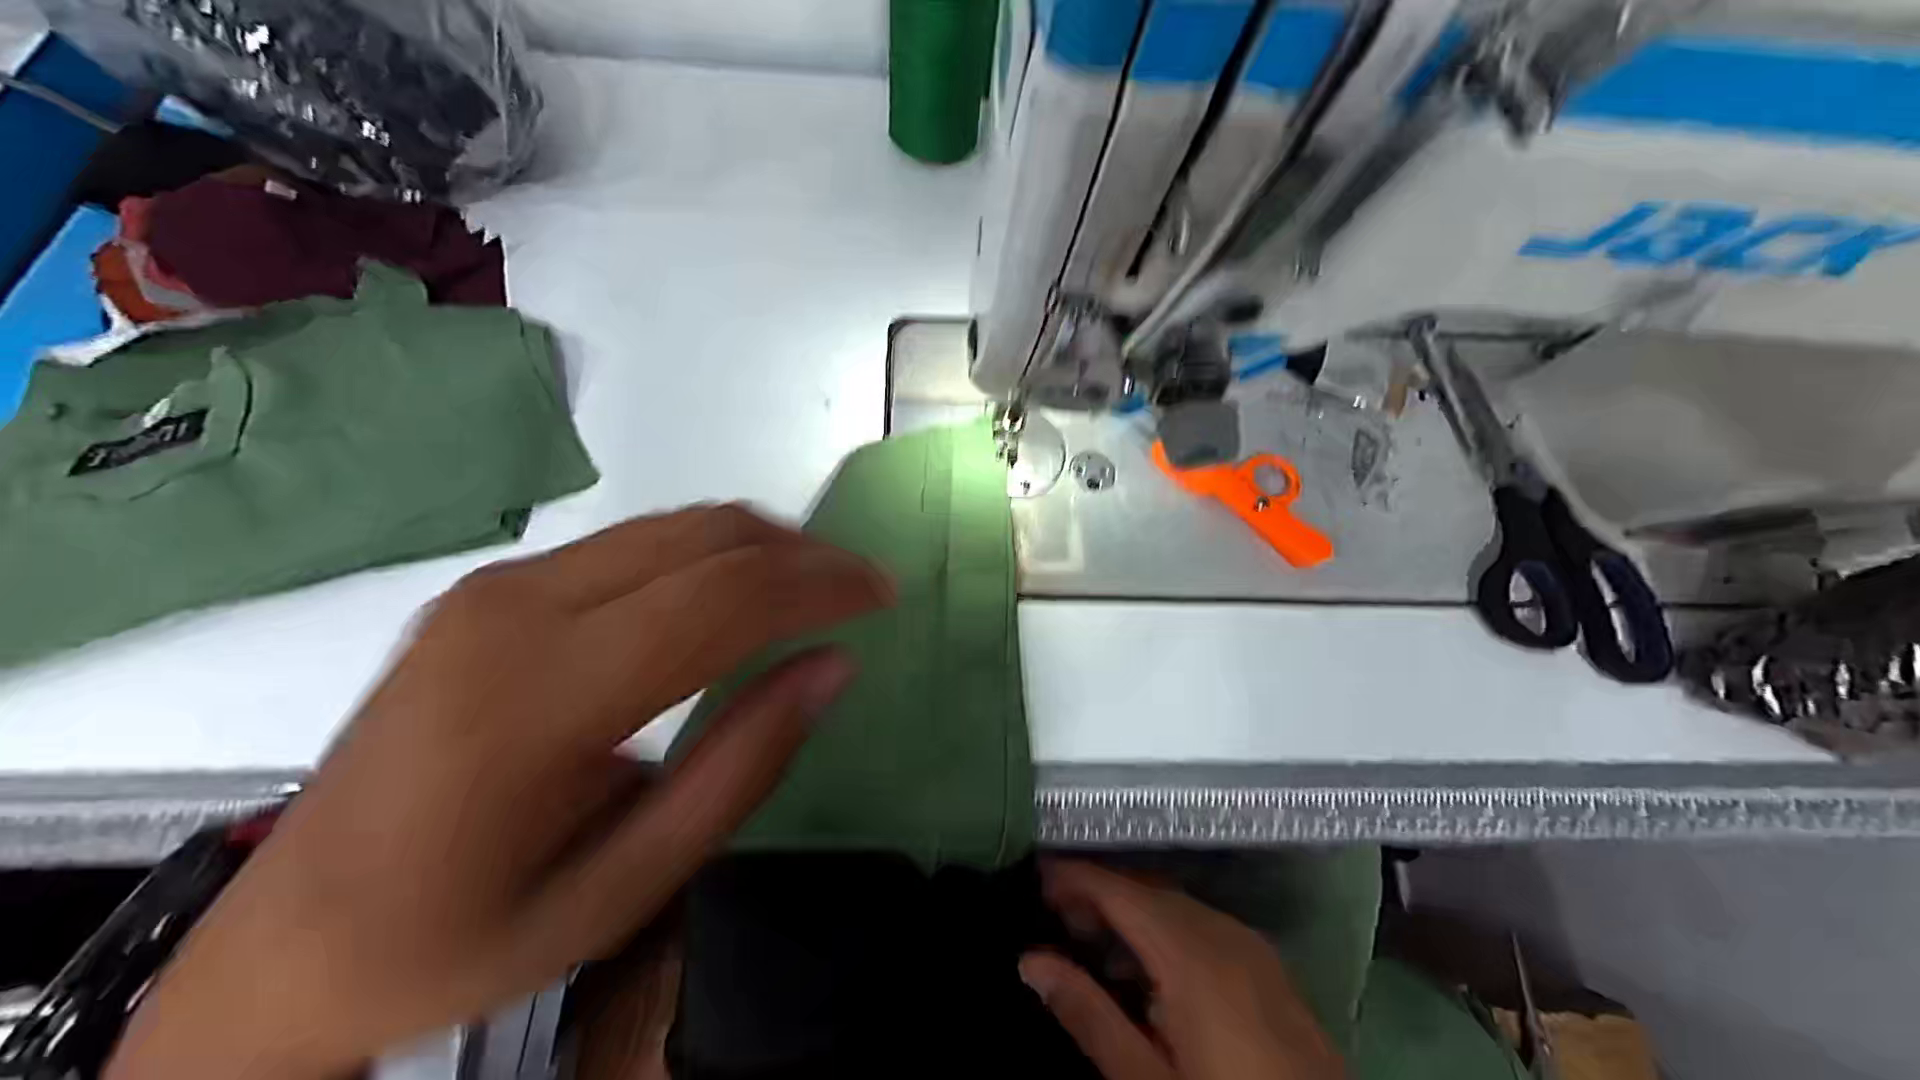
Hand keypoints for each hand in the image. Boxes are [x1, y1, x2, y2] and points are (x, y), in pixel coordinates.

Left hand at [107, 505, 893, 1079]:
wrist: (290, 937)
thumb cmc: (465, 936)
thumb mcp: (625, 884)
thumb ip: (741, 767)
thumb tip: (831, 668)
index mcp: (541, 695)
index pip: (721, 598)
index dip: (819, 584)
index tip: (882, 594)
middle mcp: (515, 609)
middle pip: (702, 539)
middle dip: (802, 552)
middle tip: (861, 586)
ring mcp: (497, 588)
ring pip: (672, 526)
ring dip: (760, 545)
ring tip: (817, 585)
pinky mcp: (494, 587)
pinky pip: (634, 544)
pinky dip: (710, 554)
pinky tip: (740, 592)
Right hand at [1020, 860, 1346, 1079]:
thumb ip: (1087, 1014)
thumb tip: (1031, 960)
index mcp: (1192, 954)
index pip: (1121, 891)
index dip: (1075, 878)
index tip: (1036, 878)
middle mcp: (1225, 935)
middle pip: (1149, 890)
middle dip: (1100, 893)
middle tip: (1055, 916)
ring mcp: (1255, 952)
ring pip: (1178, 907)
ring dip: (1133, 912)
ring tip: (1092, 941)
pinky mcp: (1272, 974)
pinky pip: (1206, 928)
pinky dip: (1167, 930)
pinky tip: (1150, 970)